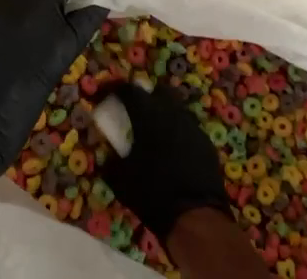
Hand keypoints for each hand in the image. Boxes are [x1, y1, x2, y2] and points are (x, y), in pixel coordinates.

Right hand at [97, 81, 230, 242]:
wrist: (196, 217)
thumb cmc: (152, 193)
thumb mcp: (119, 180)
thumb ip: (110, 160)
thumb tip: (107, 155)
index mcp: (147, 115)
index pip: (126, 89)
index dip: (111, 89)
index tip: (101, 97)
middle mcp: (171, 112)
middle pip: (156, 91)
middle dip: (143, 97)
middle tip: (132, 113)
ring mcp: (192, 126)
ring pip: (175, 108)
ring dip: (162, 115)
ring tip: (153, 134)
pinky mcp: (206, 142)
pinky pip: (187, 129)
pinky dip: (176, 133)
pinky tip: (172, 152)